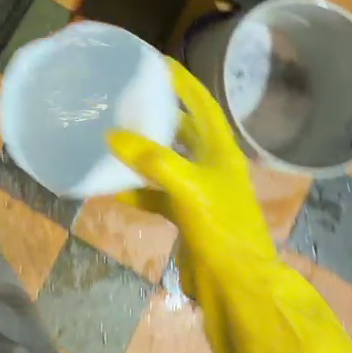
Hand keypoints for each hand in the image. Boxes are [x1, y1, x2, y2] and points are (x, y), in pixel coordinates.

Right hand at [108, 59, 351, 352]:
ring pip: (166, 161)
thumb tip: (113, 136)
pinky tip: (113, 187)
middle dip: (157, 110)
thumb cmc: (222, 232)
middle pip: (182, 128)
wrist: (239, 292)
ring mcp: (200, 193)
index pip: (201, 103)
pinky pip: (157, 195)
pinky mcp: (187, 218)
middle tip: (124, 93)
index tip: (154, 60)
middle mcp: (212, 166)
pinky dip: (137, 188)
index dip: (181, 79)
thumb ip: (152, 160)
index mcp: (221, 151)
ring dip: (142, 149)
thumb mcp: (188, 189)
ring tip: (112, 133)